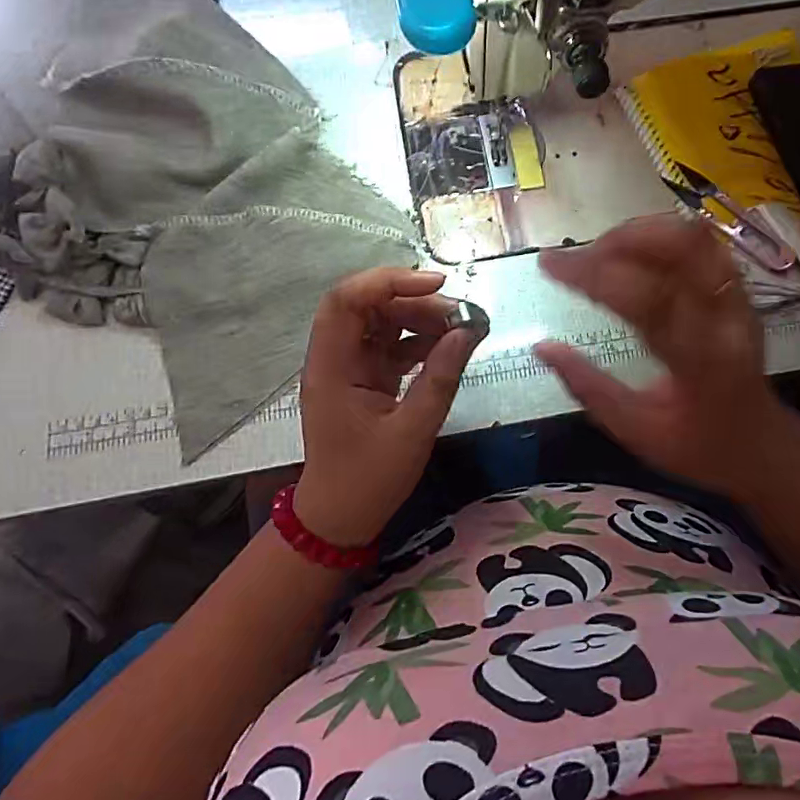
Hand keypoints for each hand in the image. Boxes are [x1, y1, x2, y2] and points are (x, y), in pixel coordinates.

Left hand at [294, 268, 482, 545]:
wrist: (341, 517)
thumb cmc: (369, 479)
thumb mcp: (413, 430)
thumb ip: (440, 378)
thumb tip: (468, 332)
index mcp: (332, 367)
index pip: (346, 301)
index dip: (387, 282)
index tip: (436, 284)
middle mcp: (335, 359)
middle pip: (366, 306)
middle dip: (414, 301)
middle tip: (460, 314)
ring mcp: (349, 367)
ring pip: (381, 323)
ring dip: (420, 319)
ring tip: (462, 328)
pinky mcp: (365, 378)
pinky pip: (391, 346)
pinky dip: (419, 341)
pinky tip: (448, 346)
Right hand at [534, 215, 796, 496]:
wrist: (760, 446)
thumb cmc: (696, 447)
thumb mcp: (635, 431)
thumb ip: (588, 387)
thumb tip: (542, 346)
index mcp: (702, 361)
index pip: (648, 300)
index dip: (594, 275)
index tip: (549, 265)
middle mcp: (727, 319)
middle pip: (682, 247)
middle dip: (621, 239)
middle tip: (580, 257)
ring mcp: (739, 299)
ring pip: (695, 236)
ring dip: (641, 232)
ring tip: (601, 251)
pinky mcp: (739, 291)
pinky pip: (702, 245)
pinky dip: (660, 237)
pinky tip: (631, 253)